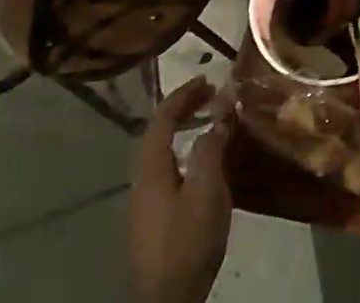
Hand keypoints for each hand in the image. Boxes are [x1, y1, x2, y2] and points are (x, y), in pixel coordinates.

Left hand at [129, 77, 233, 302]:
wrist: (168, 298)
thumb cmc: (188, 239)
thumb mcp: (207, 190)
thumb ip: (211, 149)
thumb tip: (218, 116)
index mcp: (150, 171)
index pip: (161, 120)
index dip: (183, 95)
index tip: (208, 78)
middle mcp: (141, 182)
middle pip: (158, 134)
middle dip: (184, 109)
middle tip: (214, 94)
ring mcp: (144, 203)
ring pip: (162, 153)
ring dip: (185, 129)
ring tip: (213, 120)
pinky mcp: (153, 218)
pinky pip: (168, 169)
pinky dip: (185, 151)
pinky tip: (205, 160)